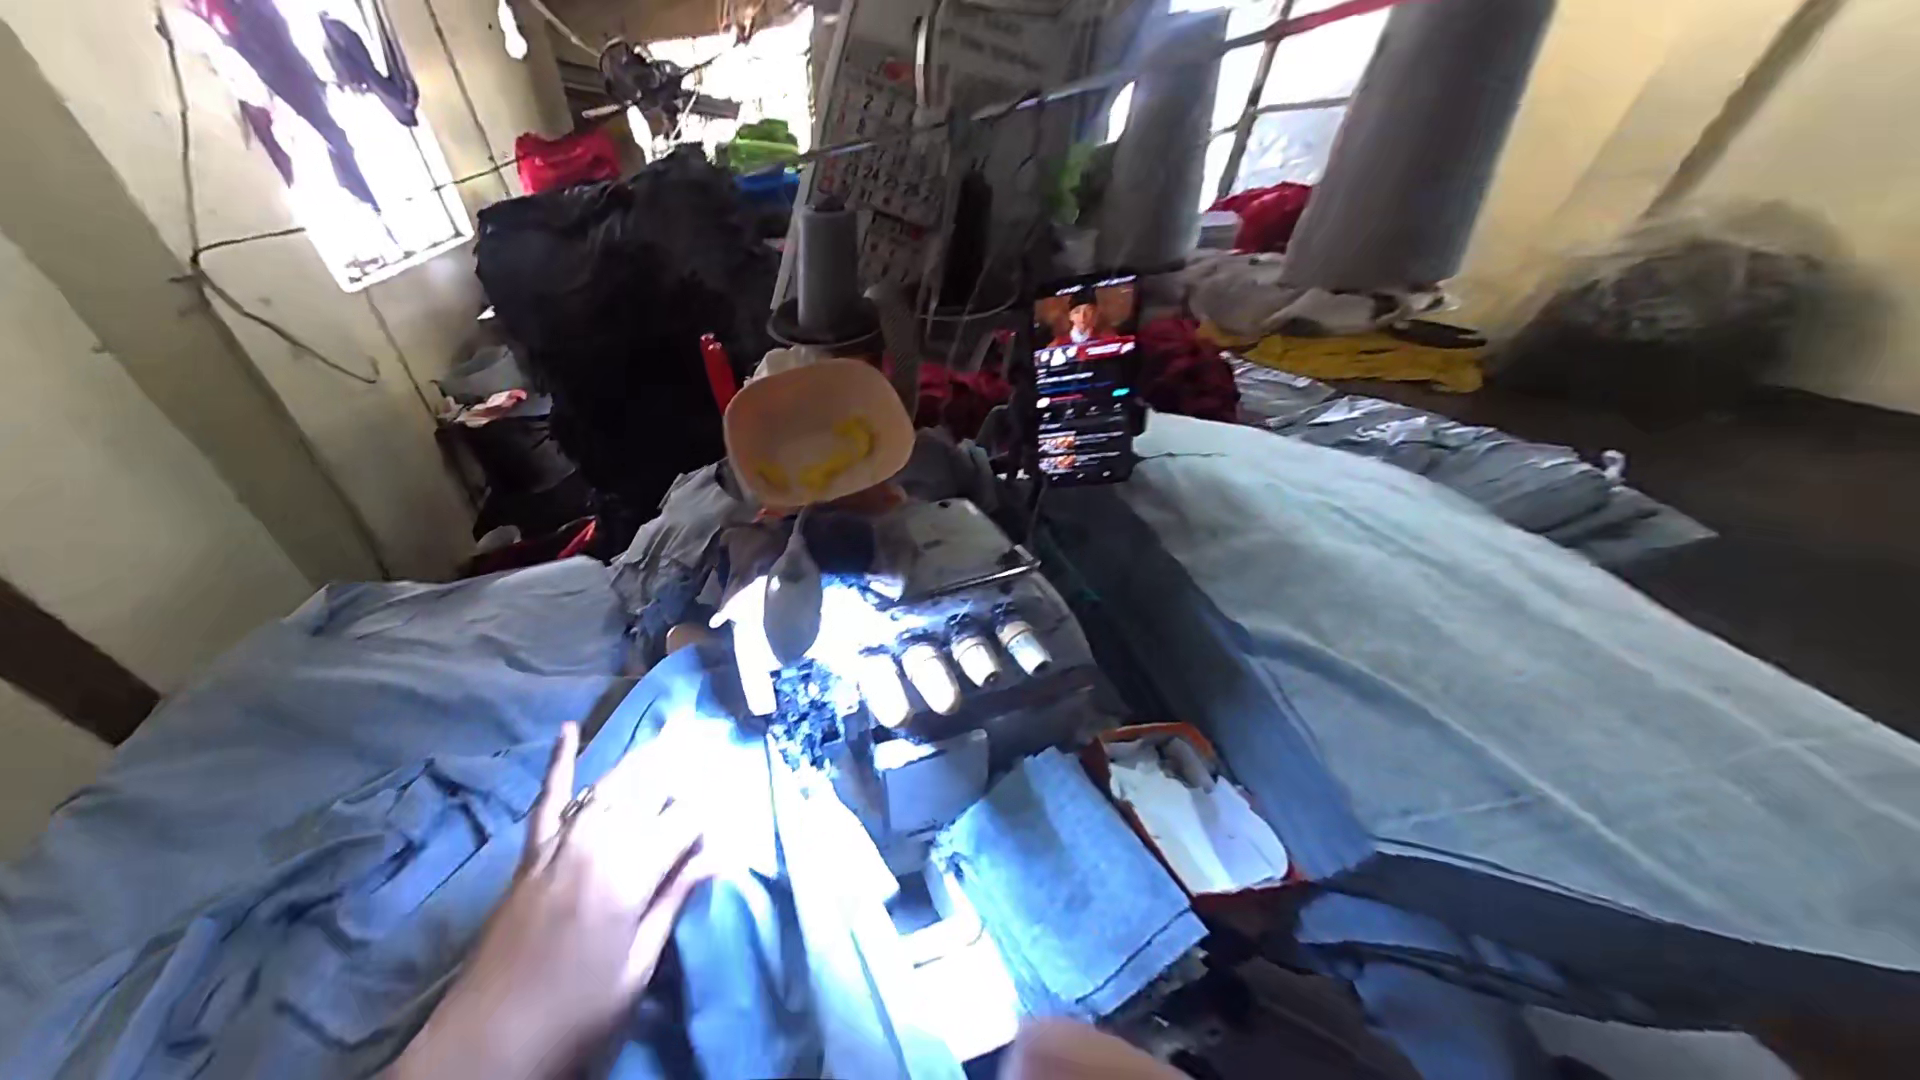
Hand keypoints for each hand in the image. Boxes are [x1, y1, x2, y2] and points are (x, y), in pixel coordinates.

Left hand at [390, 722, 711, 1079]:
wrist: (484, 1047)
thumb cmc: (575, 1013)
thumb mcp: (638, 965)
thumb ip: (674, 899)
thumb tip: (716, 856)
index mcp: (630, 872)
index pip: (684, 820)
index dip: (707, 819)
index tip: (720, 826)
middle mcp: (597, 843)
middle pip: (651, 791)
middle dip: (683, 766)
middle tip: (707, 742)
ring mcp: (560, 843)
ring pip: (610, 785)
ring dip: (643, 758)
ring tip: (672, 732)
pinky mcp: (531, 854)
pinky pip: (547, 799)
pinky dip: (558, 762)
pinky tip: (569, 730)